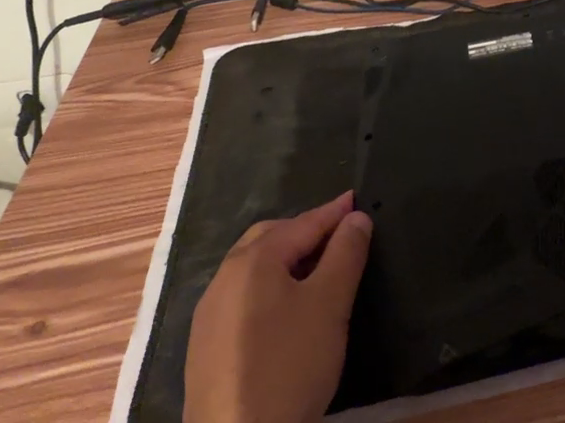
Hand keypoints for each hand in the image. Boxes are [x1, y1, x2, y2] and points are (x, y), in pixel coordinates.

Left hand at [184, 192, 372, 422]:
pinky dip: (268, 286)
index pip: (303, 223)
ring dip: (285, 258)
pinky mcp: (206, 346)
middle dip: (305, 230)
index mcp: (254, 260)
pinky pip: (242, 296)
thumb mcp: (330, 304)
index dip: (334, 212)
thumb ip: (345, 255)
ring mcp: (210, 314)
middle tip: (338, 235)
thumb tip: (356, 218)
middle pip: (269, 237)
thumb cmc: (290, 363)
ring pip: (252, 268)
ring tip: (316, 270)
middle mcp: (225, 278)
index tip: (358, 201)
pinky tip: (284, 310)